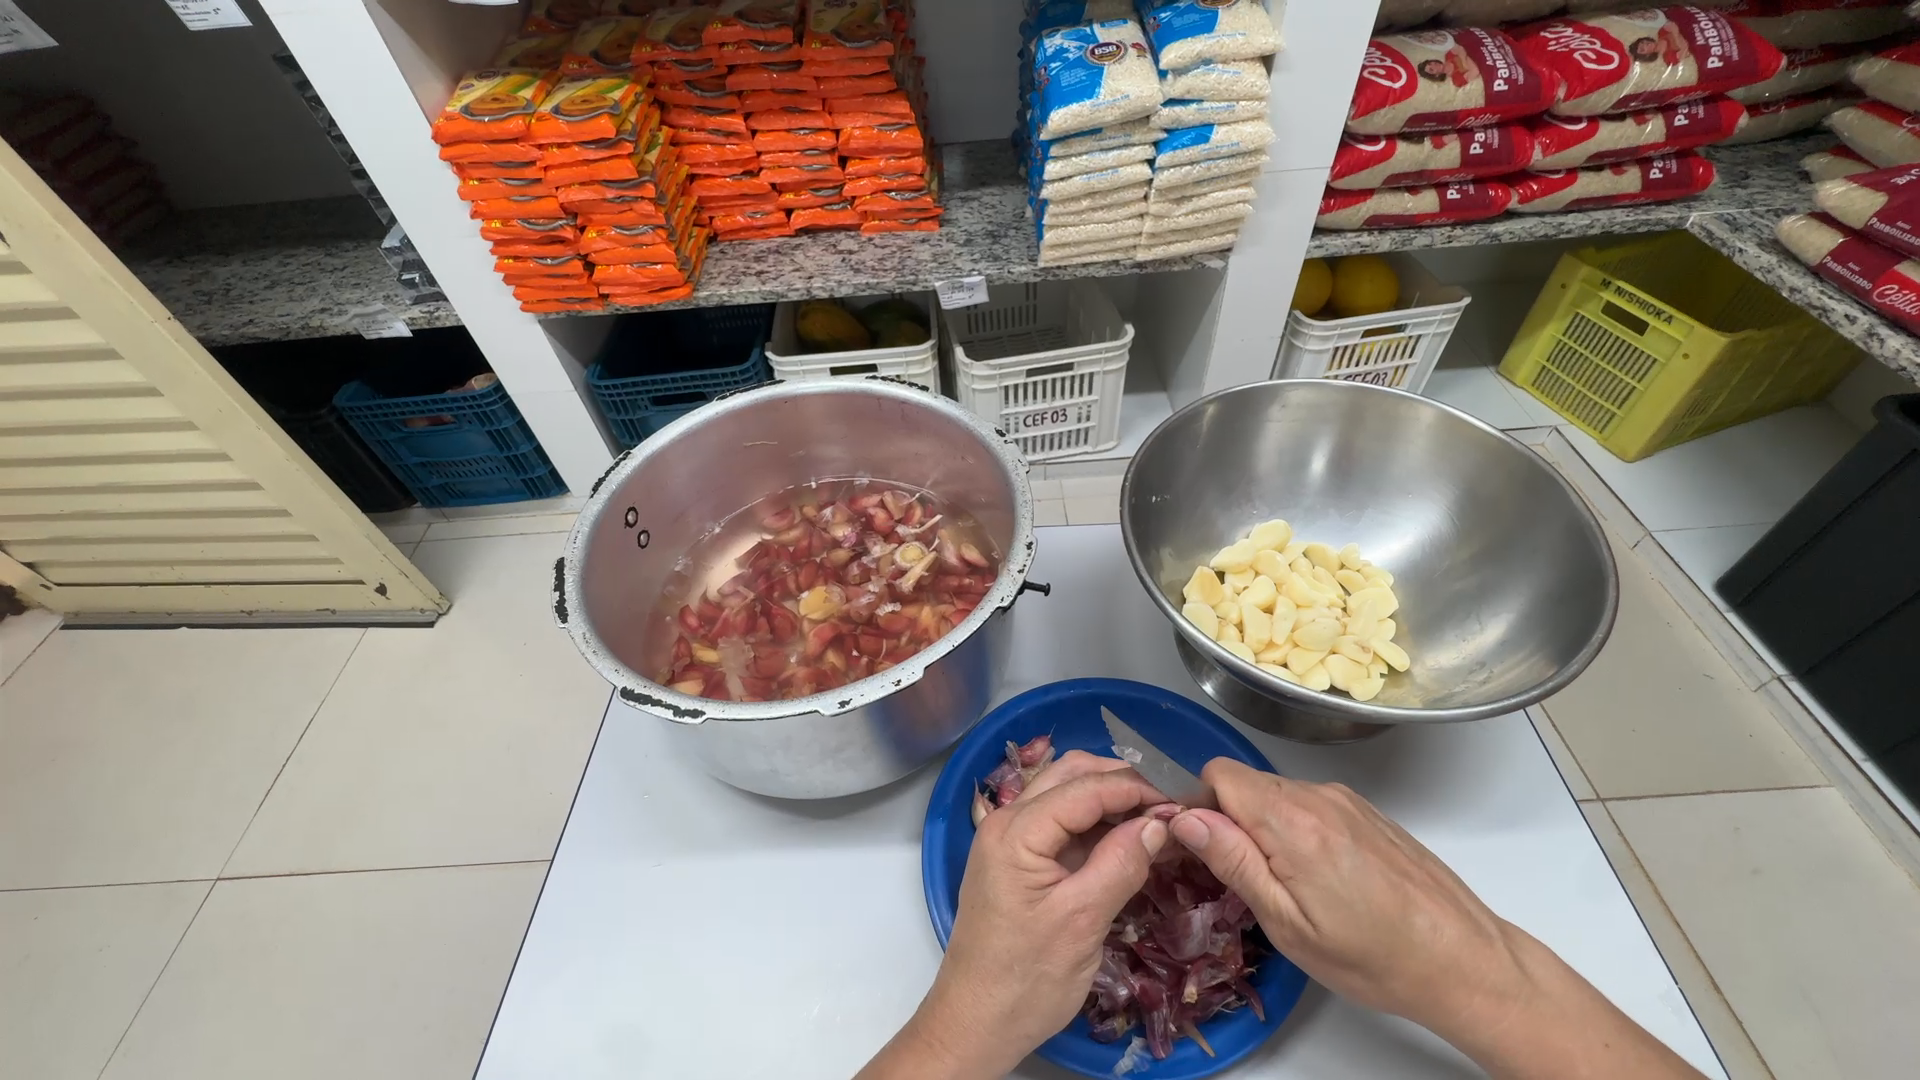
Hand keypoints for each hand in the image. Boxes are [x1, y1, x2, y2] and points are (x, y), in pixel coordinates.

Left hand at [857, 752, 1170, 1079]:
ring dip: (1109, 799)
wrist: (976, 1022)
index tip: (1179, 802)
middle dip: (1120, 782)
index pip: (1083, 788)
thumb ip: (1121, 865)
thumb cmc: (1026, 979)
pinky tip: (1129, 838)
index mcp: (1016, 830)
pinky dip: (1097, 824)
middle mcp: (1008, 820)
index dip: (1134, 789)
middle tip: (1168, 804)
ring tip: (1155, 818)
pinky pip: (1062, 823)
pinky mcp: (1020, 859)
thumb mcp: (1082, 922)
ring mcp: (1012, 839)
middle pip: (1070, 776)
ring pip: (1066, 794)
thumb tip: (1159, 824)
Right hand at [1165, 760, 1522, 1035]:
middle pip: (1244, 783)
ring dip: (1263, 825)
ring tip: (1286, 882)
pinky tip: (1319, 875)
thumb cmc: (1372, 957)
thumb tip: (1185, 818)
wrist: (1466, 963)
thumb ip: (1233, 861)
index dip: (1199, 805)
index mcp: (1291, 820)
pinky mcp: (1364, 809)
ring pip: (1275, 793)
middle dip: (1229, 818)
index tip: (1203, 847)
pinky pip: (1307, 802)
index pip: (1218, 774)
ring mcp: (1344, 799)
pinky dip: (1295, 827)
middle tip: (1243, 876)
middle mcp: (1316, 795)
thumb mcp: (1286, 924)